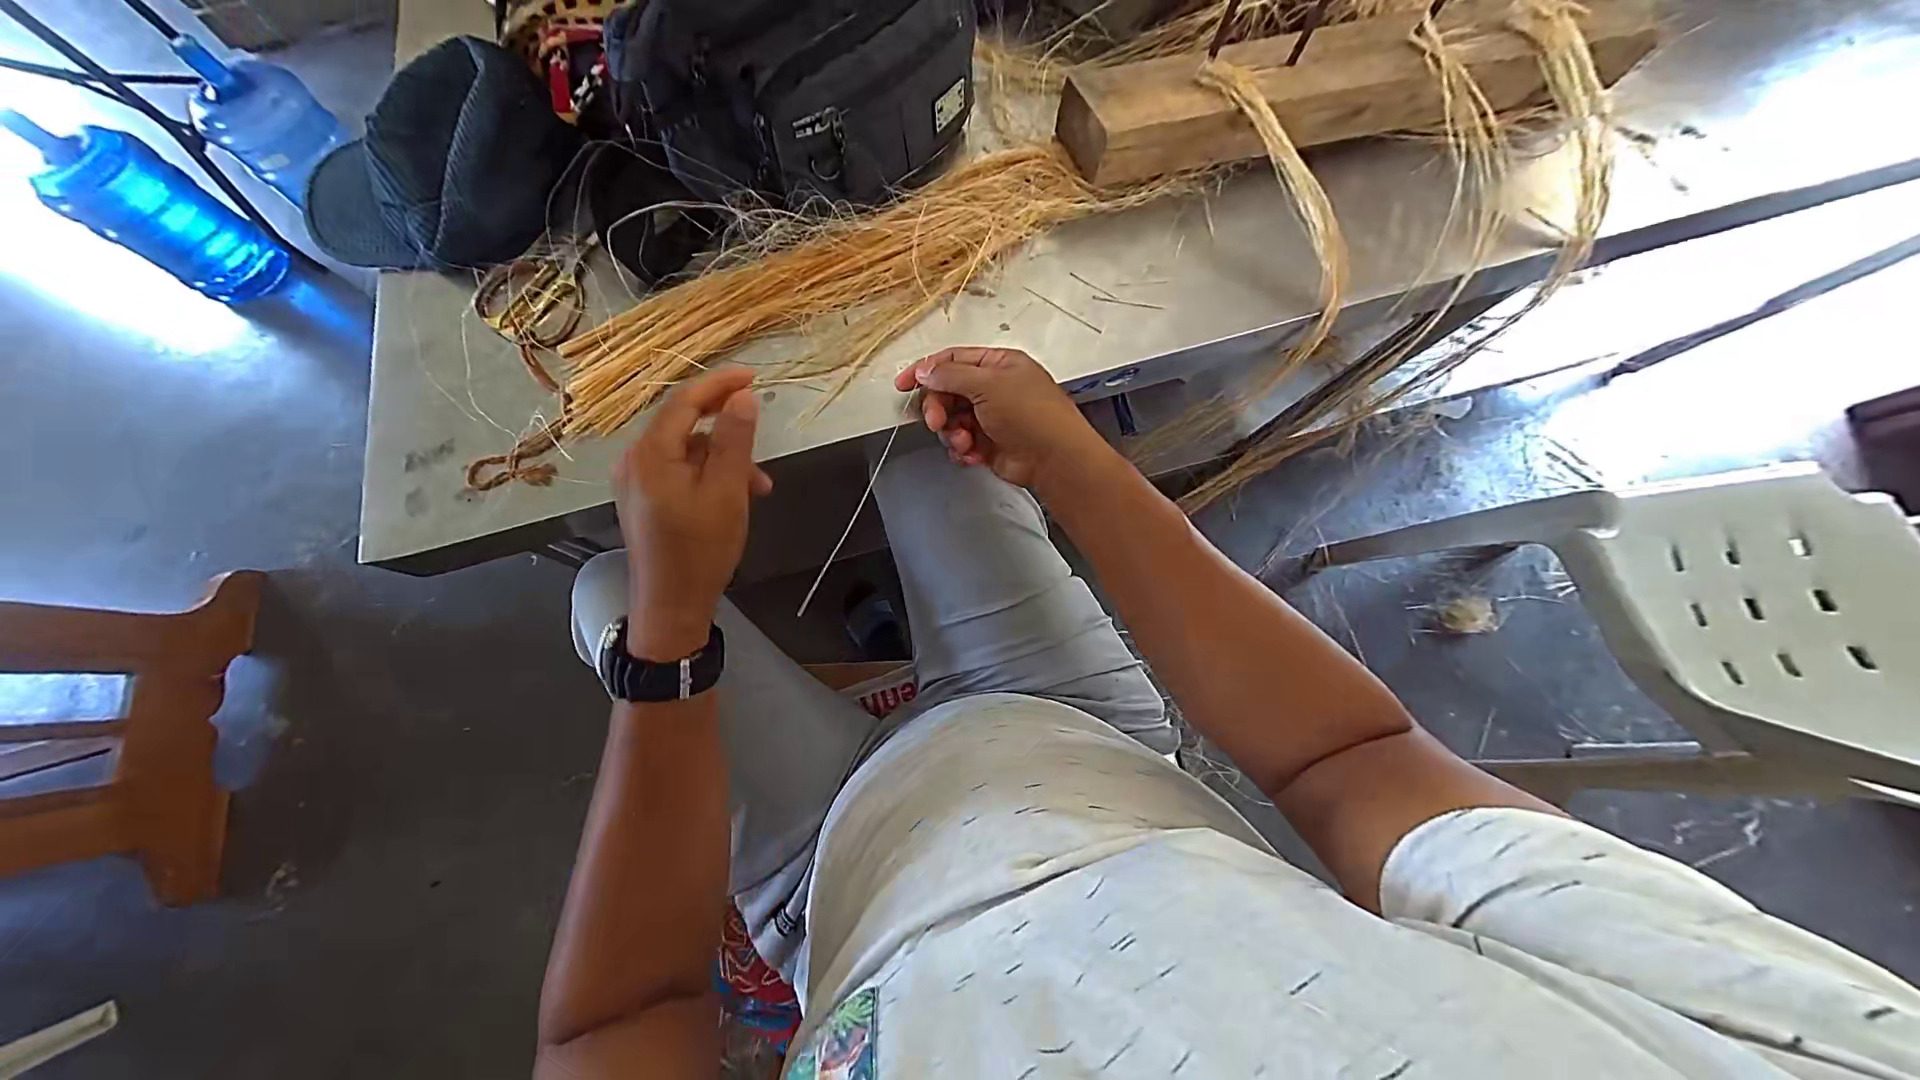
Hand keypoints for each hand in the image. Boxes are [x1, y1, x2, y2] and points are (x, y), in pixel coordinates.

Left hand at [615, 368, 772, 660]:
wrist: (671, 605)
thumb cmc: (701, 549)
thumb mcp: (727, 491)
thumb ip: (735, 441)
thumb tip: (743, 397)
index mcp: (650, 454)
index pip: (684, 401)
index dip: (719, 384)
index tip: (753, 376)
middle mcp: (636, 461)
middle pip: (684, 425)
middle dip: (728, 429)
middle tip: (761, 434)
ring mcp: (638, 482)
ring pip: (687, 451)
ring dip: (725, 459)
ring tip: (759, 486)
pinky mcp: (645, 501)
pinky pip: (681, 472)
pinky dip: (710, 476)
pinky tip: (735, 497)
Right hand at [893, 347, 1109, 489]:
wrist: (1054, 459)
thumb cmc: (1033, 416)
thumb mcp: (988, 384)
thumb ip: (951, 375)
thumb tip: (925, 371)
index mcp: (997, 364)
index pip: (952, 360)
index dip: (925, 371)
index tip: (904, 384)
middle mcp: (994, 388)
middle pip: (948, 392)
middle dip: (938, 408)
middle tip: (937, 421)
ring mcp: (991, 417)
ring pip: (952, 421)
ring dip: (952, 433)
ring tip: (965, 442)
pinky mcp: (990, 444)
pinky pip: (962, 443)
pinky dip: (962, 450)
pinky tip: (971, 455)